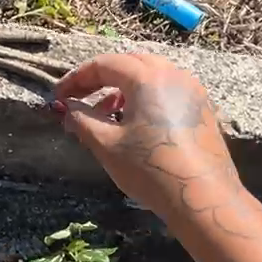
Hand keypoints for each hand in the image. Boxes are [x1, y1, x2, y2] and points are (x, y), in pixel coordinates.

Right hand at [52, 53, 253, 234]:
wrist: (202, 197)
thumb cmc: (149, 168)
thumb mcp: (105, 144)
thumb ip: (81, 119)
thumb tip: (66, 107)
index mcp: (148, 78)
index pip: (104, 64)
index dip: (76, 78)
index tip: (59, 97)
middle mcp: (173, 75)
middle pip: (129, 63)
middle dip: (99, 78)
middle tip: (78, 98)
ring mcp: (192, 90)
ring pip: (150, 75)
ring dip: (122, 88)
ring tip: (104, 113)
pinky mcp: (201, 108)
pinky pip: (166, 90)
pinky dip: (143, 97)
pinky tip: (133, 123)